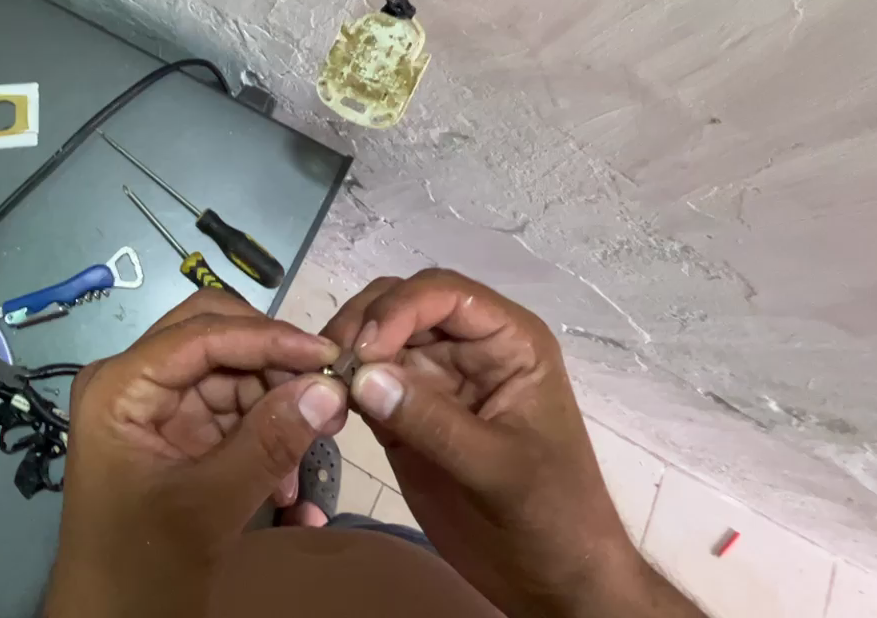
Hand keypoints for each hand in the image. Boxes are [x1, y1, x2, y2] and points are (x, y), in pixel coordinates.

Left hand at [46, 290, 345, 616]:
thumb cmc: (142, 568)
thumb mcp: (208, 507)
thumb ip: (268, 443)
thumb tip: (329, 388)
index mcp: (120, 385)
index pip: (200, 333)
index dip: (267, 337)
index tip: (327, 353)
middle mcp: (134, 377)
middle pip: (213, 335)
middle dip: (271, 359)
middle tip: (324, 390)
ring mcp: (155, 400)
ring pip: (229, 367)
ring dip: (274, 399)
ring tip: (315, 440)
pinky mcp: (176, 425)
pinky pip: (231, 404)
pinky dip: (264, 427)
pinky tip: (287, 473)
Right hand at [323, 270, 699, 617]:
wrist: (552, 583)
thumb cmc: (552, 518)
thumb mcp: (501, 470)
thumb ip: (433, 422)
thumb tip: (362, 376)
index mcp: (505, 339)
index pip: (443, 294)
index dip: (399, 309)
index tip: (364, 349)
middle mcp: (465, 344)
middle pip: (400, 302)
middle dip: (362, 323)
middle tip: (331, 363)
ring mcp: (432, 375)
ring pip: (375, 334)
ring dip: (345, 349)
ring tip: (324, 383)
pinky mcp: (404, 408)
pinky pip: (364, 377)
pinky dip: (341, 383)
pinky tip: (327, 402)